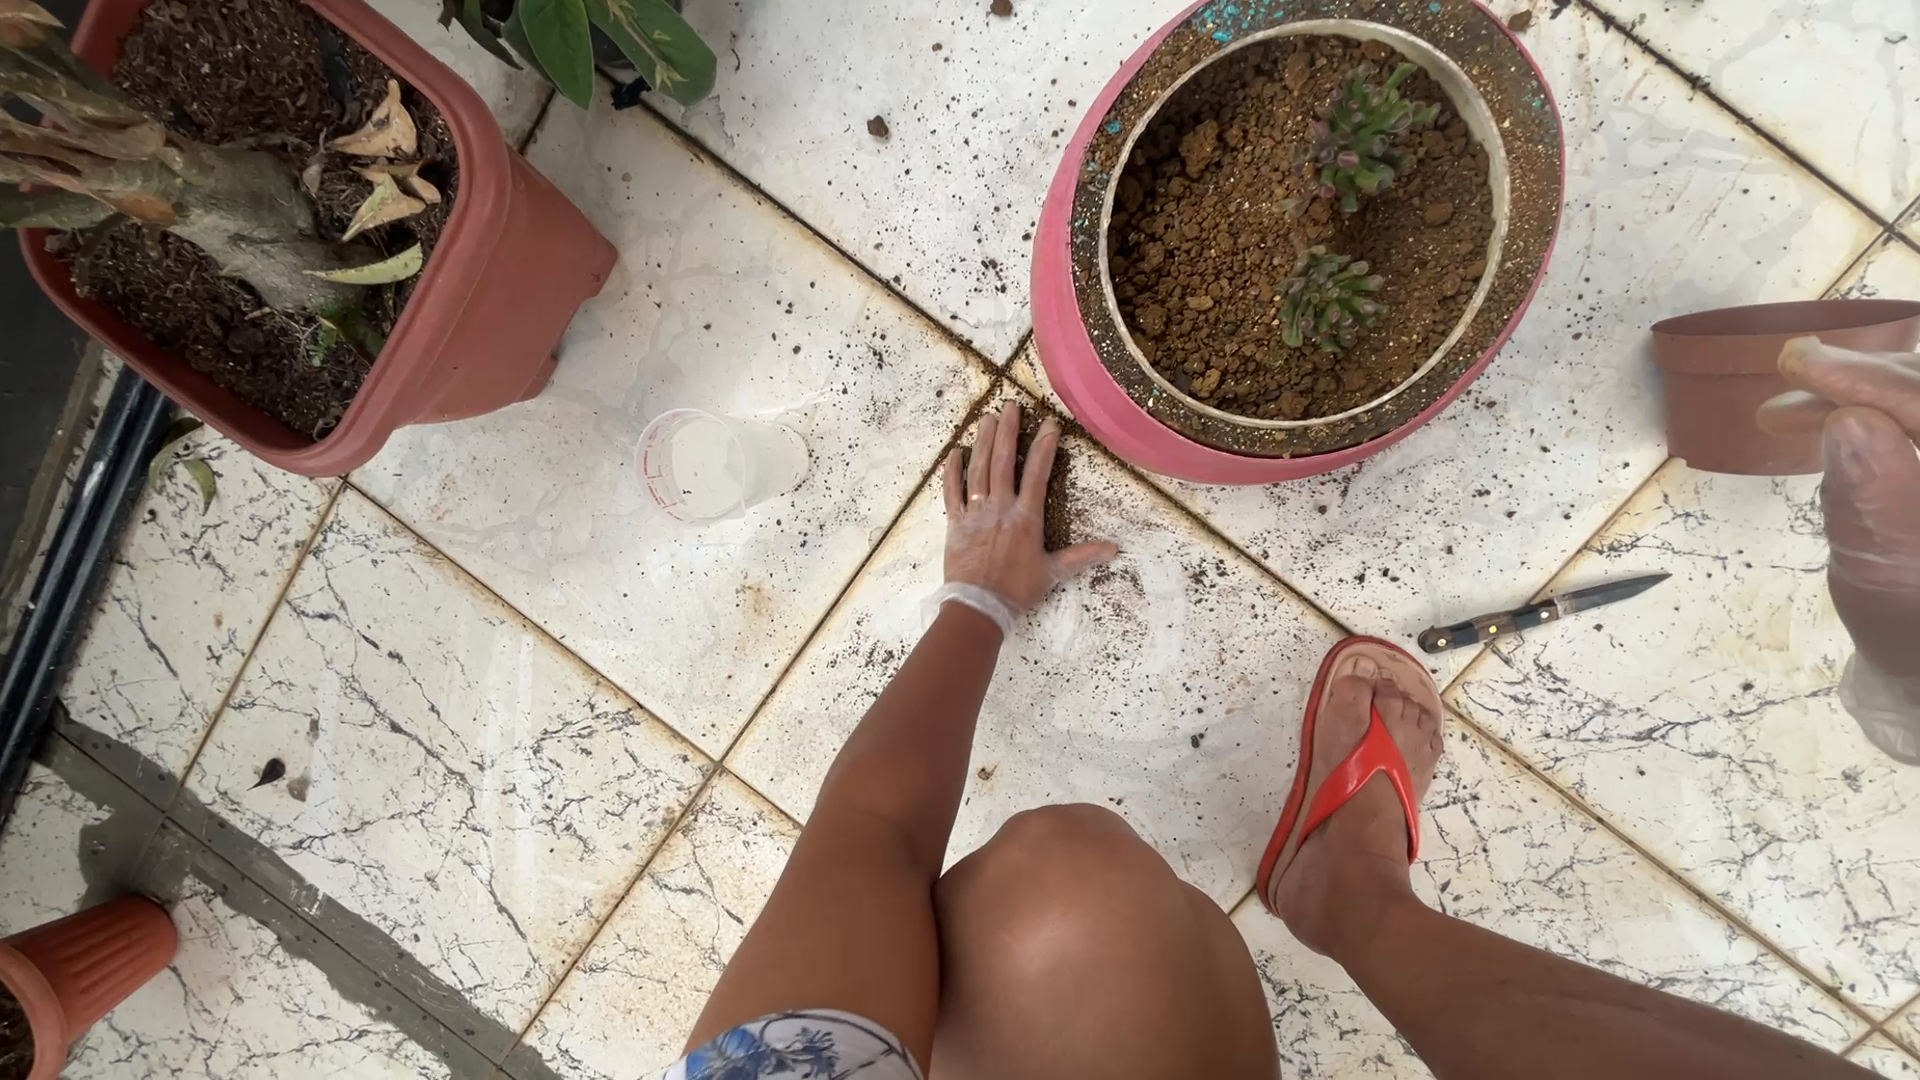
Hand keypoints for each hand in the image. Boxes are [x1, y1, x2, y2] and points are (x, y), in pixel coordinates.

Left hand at [941, 401, 1118, 613]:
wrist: (979, 606)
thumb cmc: (1017, 591)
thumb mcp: (1052, 573)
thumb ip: (1081, 556)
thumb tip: (1114, 549)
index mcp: (1026, 518)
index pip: (1037, 474)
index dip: (1044, 447)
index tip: (1049, 424)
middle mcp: (1000, 508)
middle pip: (1002, 462)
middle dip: (1007, 432)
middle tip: (1009, 406)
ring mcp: (975, 513)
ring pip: (977, 470)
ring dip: (982, 442)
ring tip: (986, 418)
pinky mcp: (955, 523)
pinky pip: (951, 492)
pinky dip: (951, 472)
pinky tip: (954, 452)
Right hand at [1757, 338, 1919, 679]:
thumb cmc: (1915, 633)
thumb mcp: (1886, 581)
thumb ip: (1874, 503)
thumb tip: (1846, 423)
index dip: (1880, 381)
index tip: (1799, 362)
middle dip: (1880, 374)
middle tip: (1795, 373)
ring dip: (1880, 388)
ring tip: (1800, 406)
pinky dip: (1892, 407)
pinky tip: (1847, 419)